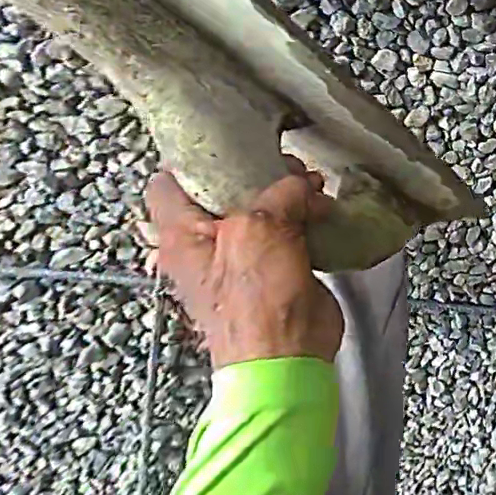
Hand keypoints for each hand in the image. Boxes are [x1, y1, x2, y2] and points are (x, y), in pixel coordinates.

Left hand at [144, 162, 344, 367]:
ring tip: (316, 187)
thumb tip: (306, 186)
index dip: (198, 157)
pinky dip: (305, 214)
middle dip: (260, 172)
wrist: (287, 354)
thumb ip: (281, 193)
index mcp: (182, 234)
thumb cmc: (258, 296)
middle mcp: (205, 242)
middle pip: (225, 189)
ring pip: (261, 206)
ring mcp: (241, 255)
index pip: (170, 182)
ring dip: (290, 194)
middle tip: (291, 166)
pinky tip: (325, 208)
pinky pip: (287, 228)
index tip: (237, 140)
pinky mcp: (275, 265)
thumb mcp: (260, 229)